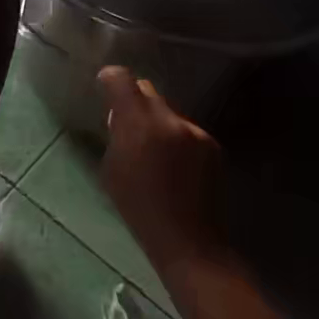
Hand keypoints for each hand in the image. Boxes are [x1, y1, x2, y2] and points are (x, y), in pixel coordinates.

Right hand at [98, 66, 225, 267]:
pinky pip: (186, 129)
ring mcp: (196, 131)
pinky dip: (176, 137)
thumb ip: (116, 135)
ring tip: (152, 148)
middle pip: (148, 91)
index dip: (111, 77)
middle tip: (126, 120)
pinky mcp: (213, 145)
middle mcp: (170, 120)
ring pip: (168, 111)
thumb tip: (120, 118)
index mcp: (139, 125)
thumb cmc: (138, 208)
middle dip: (134, 99)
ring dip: (156, 120)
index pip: (123, 80)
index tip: (105, 83)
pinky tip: (174, 163)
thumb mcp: (111, 169)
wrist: (189, 241)